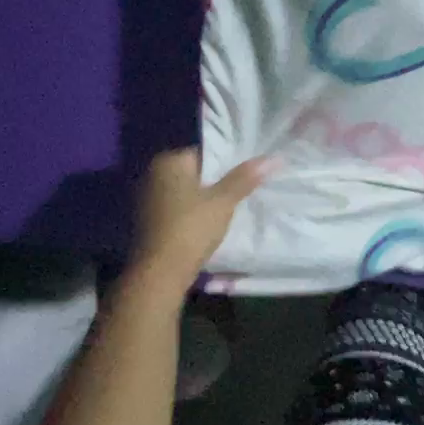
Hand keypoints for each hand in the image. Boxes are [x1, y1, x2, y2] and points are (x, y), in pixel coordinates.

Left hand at [125, 149, 267, 307]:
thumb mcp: (223, 201)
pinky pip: (181, 206)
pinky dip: (196, 210)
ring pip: (189, 190)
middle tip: (247, 186)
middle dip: (219, 179)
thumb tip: (273, 158)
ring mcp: (150, 198)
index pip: (206, 153)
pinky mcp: (152, 219)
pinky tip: (213, 219)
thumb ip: (245, 178)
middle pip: (197, 171)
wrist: (162, 271)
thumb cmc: (191, 228)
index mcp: (168, 162)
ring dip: (208, 196)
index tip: (249, 172)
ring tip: (234, 203)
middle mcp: (154, 175)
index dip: (229, 162)